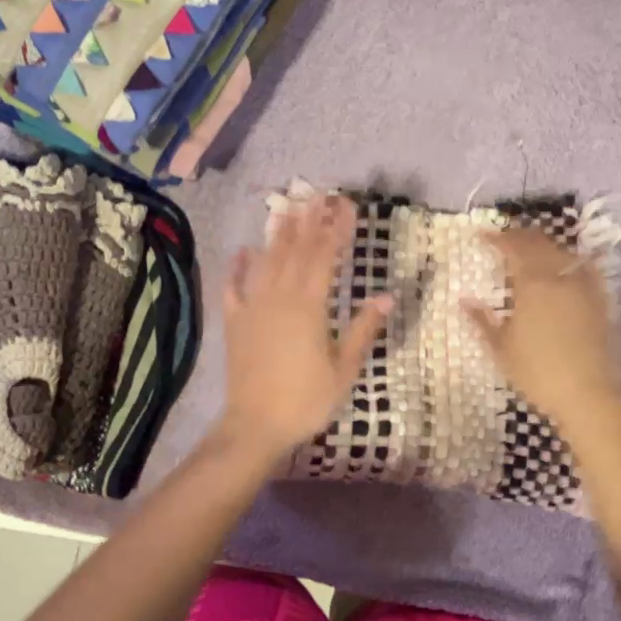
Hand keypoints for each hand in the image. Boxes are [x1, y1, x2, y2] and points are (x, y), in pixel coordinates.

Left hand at [220, 194, 392, 460]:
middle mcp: (278, 297)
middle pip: (295, 250)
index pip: (325, 256)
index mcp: (308, 306)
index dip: (337, 229)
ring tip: (288, 209)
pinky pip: (233, 288)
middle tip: (319, 194)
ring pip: (266, 262)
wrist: (254, 426)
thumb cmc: (306, 400)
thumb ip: (363, 329)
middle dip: (309, 221)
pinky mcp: (234, 323)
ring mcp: (252, 308)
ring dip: (278, 234)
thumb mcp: (344, 369)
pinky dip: (237, 267)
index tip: (348, 206)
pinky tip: (242, 251)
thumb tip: (387, 296)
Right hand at [466, 229, 620, 442]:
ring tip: (528, 253)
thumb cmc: (539, 373)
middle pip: (539, 242)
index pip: (513, 247)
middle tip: (504, 239)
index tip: (482, 235)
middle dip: (520, 236)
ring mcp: (585, 285)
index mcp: (533, 283)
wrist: (592, 394)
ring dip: (542, 246)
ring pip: (562, 252)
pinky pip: (581, 267)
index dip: (497, 238)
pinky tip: (561, 269)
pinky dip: (566, 260)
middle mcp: (560, 275)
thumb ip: (483, 321)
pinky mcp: (601, 298)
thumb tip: (464, 300)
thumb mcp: (502, 350)